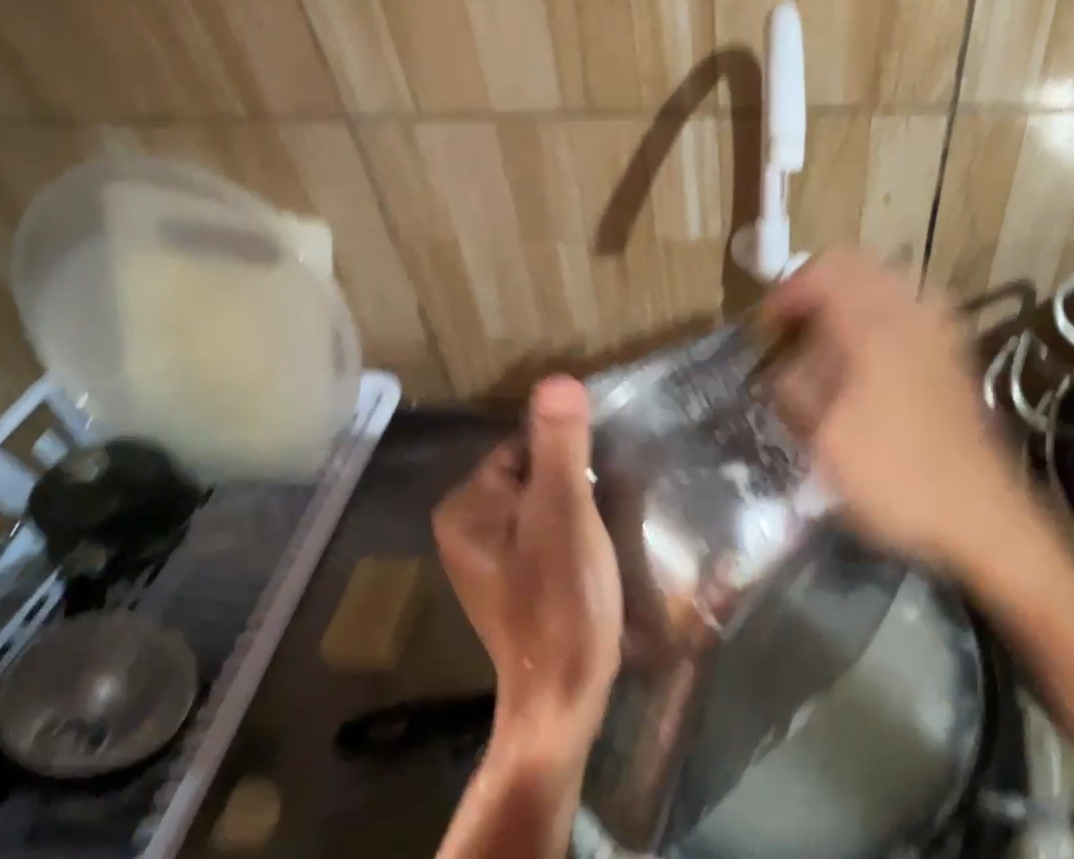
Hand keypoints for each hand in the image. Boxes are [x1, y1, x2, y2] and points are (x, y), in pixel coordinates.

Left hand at [433, 377, 622, 745]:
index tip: (601, 474)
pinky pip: (542, 535)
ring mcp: (486, 560)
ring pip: (541, 506)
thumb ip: (560, 446)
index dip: (566, 454)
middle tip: (608, 503)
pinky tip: (593, 555)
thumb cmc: (562, 601)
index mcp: (466, 507)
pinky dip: (569, 534)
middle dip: (572, 481)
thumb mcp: (565, 514)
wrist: (561, 694)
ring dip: (575, 508)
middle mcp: (465, 529)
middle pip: (531, 475)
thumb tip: (558, 380)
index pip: (521, 445)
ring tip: (606, 526)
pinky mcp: (512, 584)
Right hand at [763, 247, 1032, 574]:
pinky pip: (910, 307)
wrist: (980, 514)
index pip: (824, 271)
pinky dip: (880, 315)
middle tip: (793, 326)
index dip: (787, 291)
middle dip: (817, 287)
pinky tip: (868, 356)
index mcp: (874, 328)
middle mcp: (911, 314)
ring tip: (826, 338)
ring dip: (849, 298)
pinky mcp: (955, 353)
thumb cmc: (896, 478)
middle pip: (858, 265)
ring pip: (886, 281)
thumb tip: (781, 368)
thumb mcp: (826, 442)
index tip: (765, 327)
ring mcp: (939, 331)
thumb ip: (797, 390)